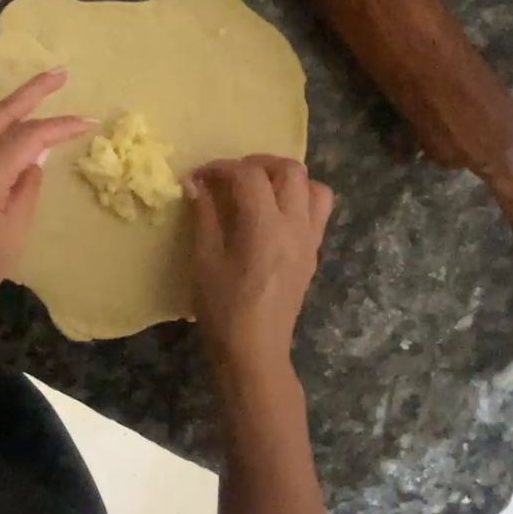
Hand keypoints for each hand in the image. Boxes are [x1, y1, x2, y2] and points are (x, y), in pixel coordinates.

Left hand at [0, 69, 93, 319]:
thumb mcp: (14, 228)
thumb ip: (27, 186)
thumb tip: (35, 159)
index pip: (29, 136)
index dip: (61, 125)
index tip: (90, 122)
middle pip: (3, 112)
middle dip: (33, 90)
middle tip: (61, 73)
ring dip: (18, 104)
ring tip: (46, 90)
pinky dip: (5, 126)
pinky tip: (22, 126)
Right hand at [185, 155, 333, 369]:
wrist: (254, 350)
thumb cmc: (223, 308)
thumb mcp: (204, 259)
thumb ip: (204, 215)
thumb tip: (194, 183)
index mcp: (265, 228)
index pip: (249, 175)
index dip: (220, 167)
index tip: (198, 177)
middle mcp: (296, 227)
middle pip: (290, 170)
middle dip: (257, 163)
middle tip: (230, 177)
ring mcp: (310, 240)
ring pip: (313, 186)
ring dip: (285, 178)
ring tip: (257, 190)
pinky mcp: (313, 252)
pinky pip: (317, 211)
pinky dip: (297, 199)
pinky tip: (270, 214)